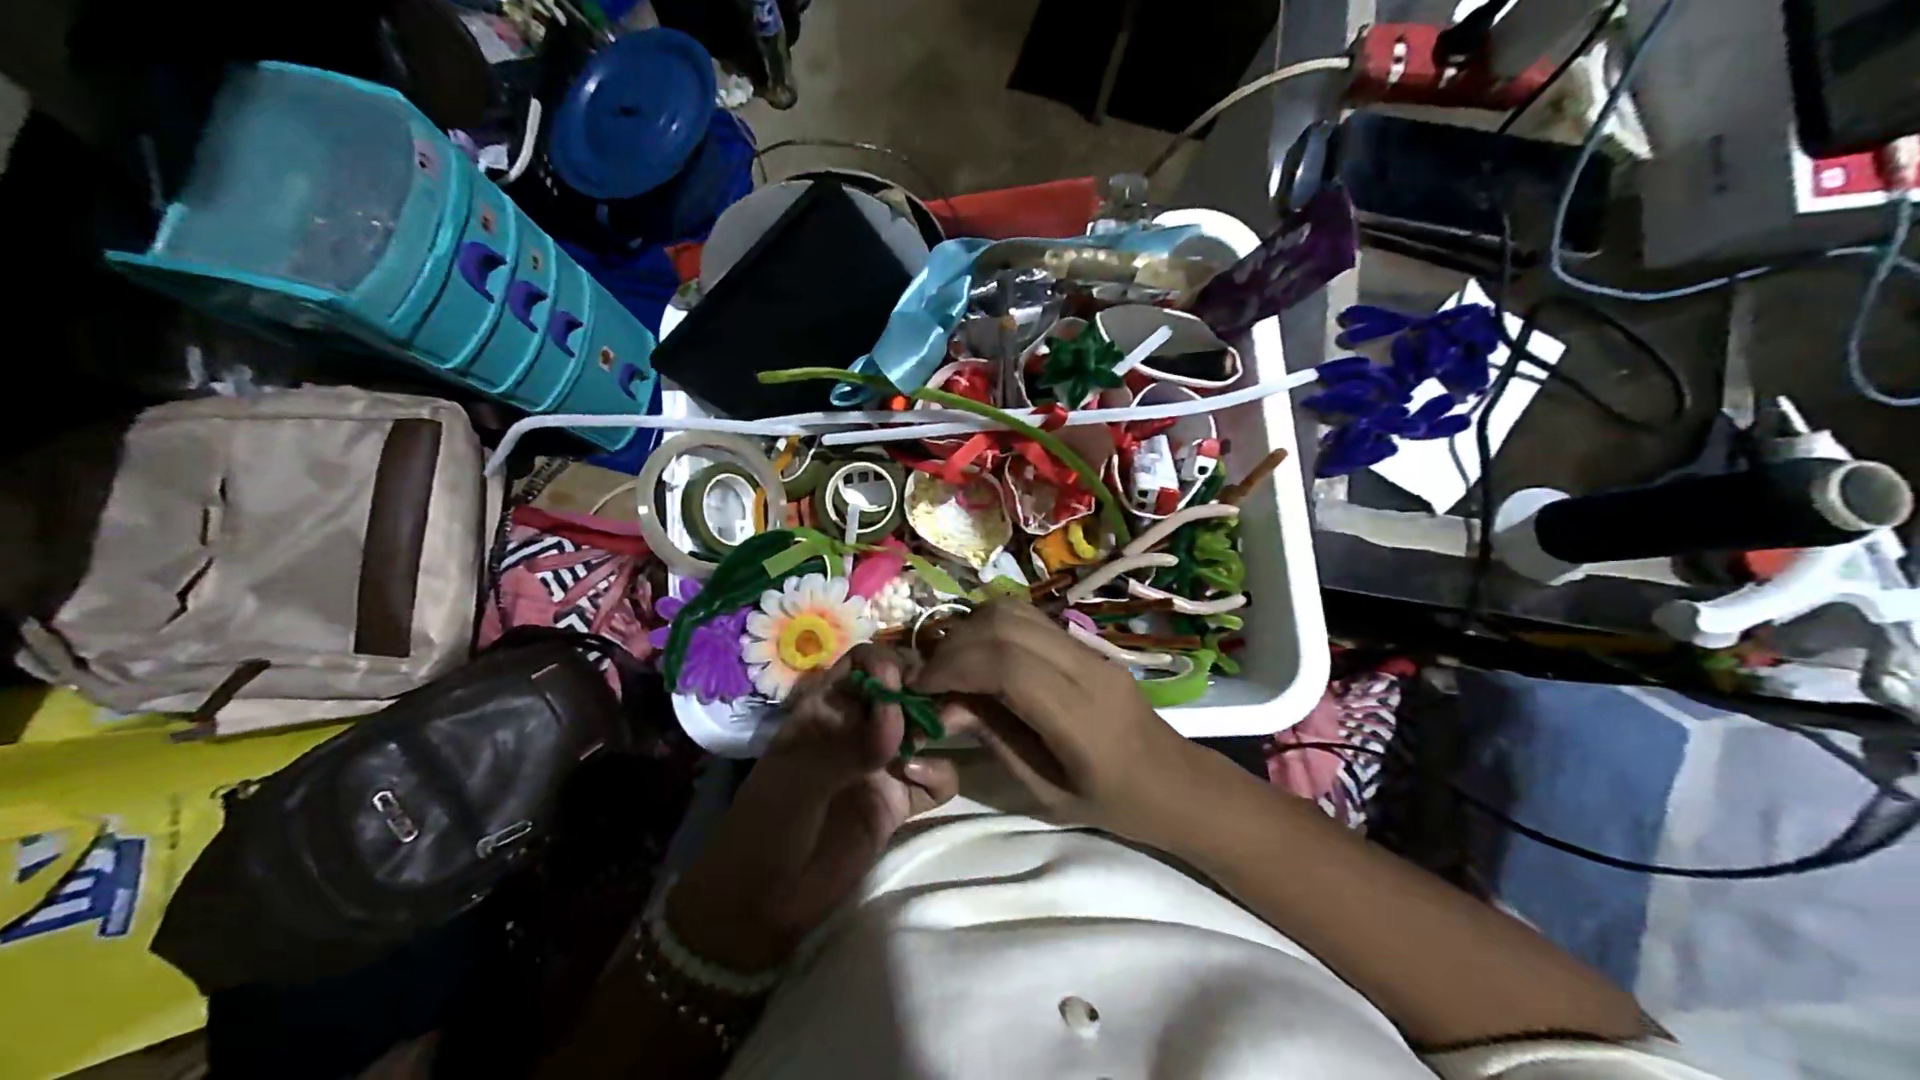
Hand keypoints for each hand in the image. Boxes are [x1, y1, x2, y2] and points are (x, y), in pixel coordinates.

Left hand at [667, 644, 957, 970]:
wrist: (761, 905)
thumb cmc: (766, 828)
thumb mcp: (798, 779)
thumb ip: (848, 746)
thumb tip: (897, 718)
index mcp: (824, 711)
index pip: (860, 665)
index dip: (883, 664)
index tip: (900, 682)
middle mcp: (857, 730)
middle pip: (901, 690)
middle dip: (922, 691)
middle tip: (936, 708)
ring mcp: (881, 766)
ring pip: (924, 729)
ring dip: (936, 728)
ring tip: (931, 740)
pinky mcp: (898, 803)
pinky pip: (935, 778)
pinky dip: (937, 774)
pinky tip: (917, 784)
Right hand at [912, 601, 1216, 845]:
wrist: (1175, 781)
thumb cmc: (1112, 804)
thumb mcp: (1046, 792)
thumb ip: (996, 740)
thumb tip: (945, 705)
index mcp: (1081, 718)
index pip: (1008, 665)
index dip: (955, 666)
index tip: (920, 687)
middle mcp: (1086, 669)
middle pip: (1007, 626)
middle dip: (954, 645)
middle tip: (928, 677)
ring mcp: (1090, 649)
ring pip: (1016, 611)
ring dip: (971, 630)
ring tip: (950, 666)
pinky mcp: (1087, 643)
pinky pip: (1030, 618)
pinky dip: (993, 628)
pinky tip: (980, 657)